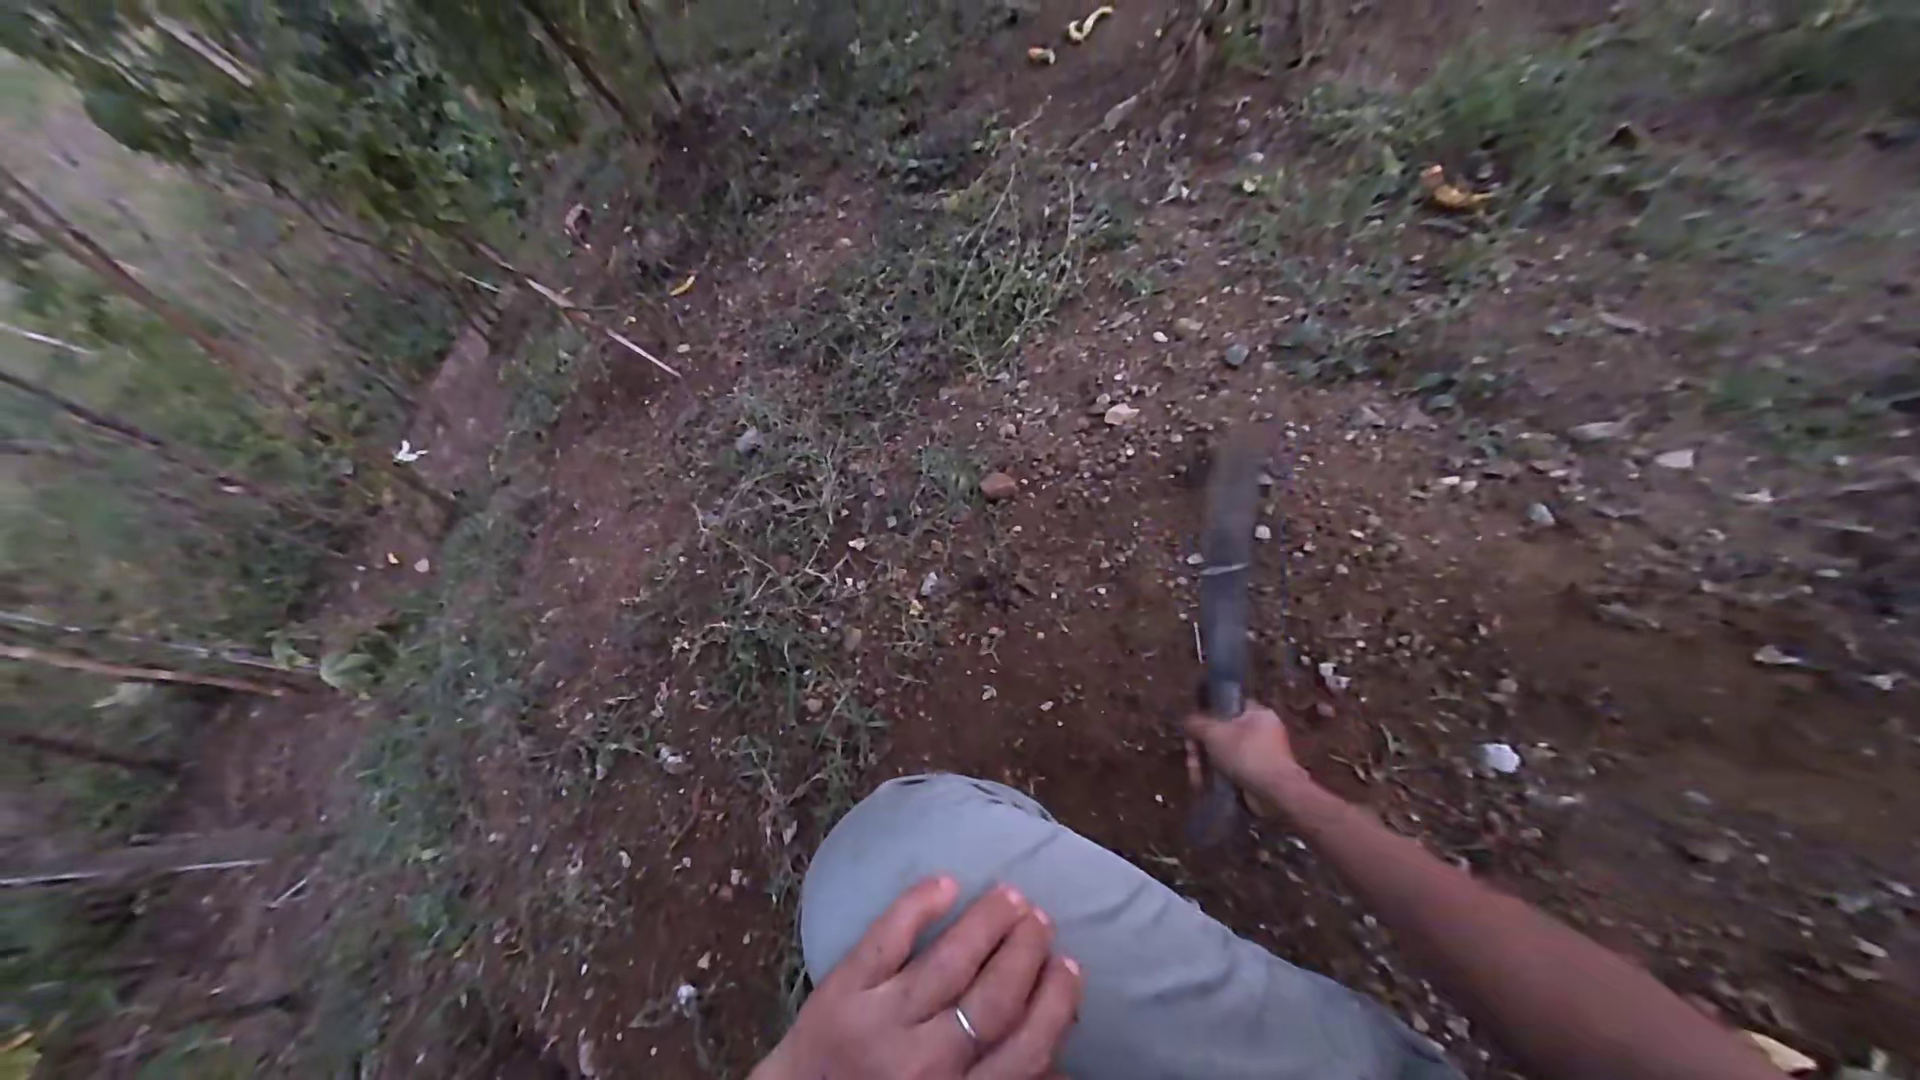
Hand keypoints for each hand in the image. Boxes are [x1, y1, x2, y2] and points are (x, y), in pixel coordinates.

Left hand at [752, 877, 1082, 1079]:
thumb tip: (1056, 1045)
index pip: (1024, 1049)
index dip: (1055, 1002)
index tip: (1068, 964)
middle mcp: (924, 1064)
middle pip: (994, 997)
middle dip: (1027, 950)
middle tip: (1040, 918)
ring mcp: (881, 1021)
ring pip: (951, 960)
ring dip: (988, 921)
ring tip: (1010, 895)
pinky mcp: (843, 988)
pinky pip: (889, 936)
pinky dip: (920, 904)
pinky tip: (947, 883)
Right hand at [1184, 700, 1311, 798]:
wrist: (1275, 792)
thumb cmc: (1245, 754)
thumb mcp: (1213, 733)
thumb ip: (1196, 723)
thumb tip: (1187, 722)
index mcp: (1258, 713)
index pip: (1228, 706)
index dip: (1207, 714)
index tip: (1194, 728)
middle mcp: (1263, 731)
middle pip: (1222, 732)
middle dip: (1202, 746)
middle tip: (1191, 755)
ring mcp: (1263, 754)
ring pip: (1225, 753)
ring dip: (1207, 763)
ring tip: (1196, 776)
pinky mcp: (1260, 775)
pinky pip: (1233, 769)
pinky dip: (1218, 775)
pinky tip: (1205, 784)